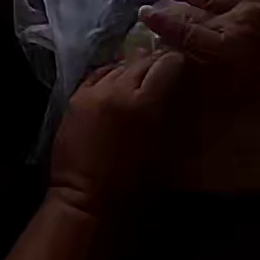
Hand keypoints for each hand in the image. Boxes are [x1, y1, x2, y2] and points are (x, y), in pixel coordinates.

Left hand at [50, 49, 185, 218]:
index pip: (165, 65)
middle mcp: (118, 89)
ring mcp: (94, 91)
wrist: (84, 198)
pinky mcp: (76, 96)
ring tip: (141, 75)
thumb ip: (166, 112)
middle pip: (142, 61)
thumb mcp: (160, 147)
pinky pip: (98, 74)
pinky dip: (110, 74)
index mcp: (143, 103)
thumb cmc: (131, 185)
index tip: (183, 65)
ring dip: (132, 68)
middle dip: (156, 62)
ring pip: (119, 65)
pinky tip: (117, 80)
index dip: (177, 62)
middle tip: (165, 68)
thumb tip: (173, 90)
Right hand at [138, 0, 259, 104]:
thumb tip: (191, 57)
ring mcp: (254, 2)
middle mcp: (236, 21)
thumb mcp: (248, 88)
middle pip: (196, 11)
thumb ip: (217, 71)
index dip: (162, 24)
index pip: (186, 32)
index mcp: (228, 48)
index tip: (145, 15)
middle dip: (172, 5)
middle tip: (153, 0)